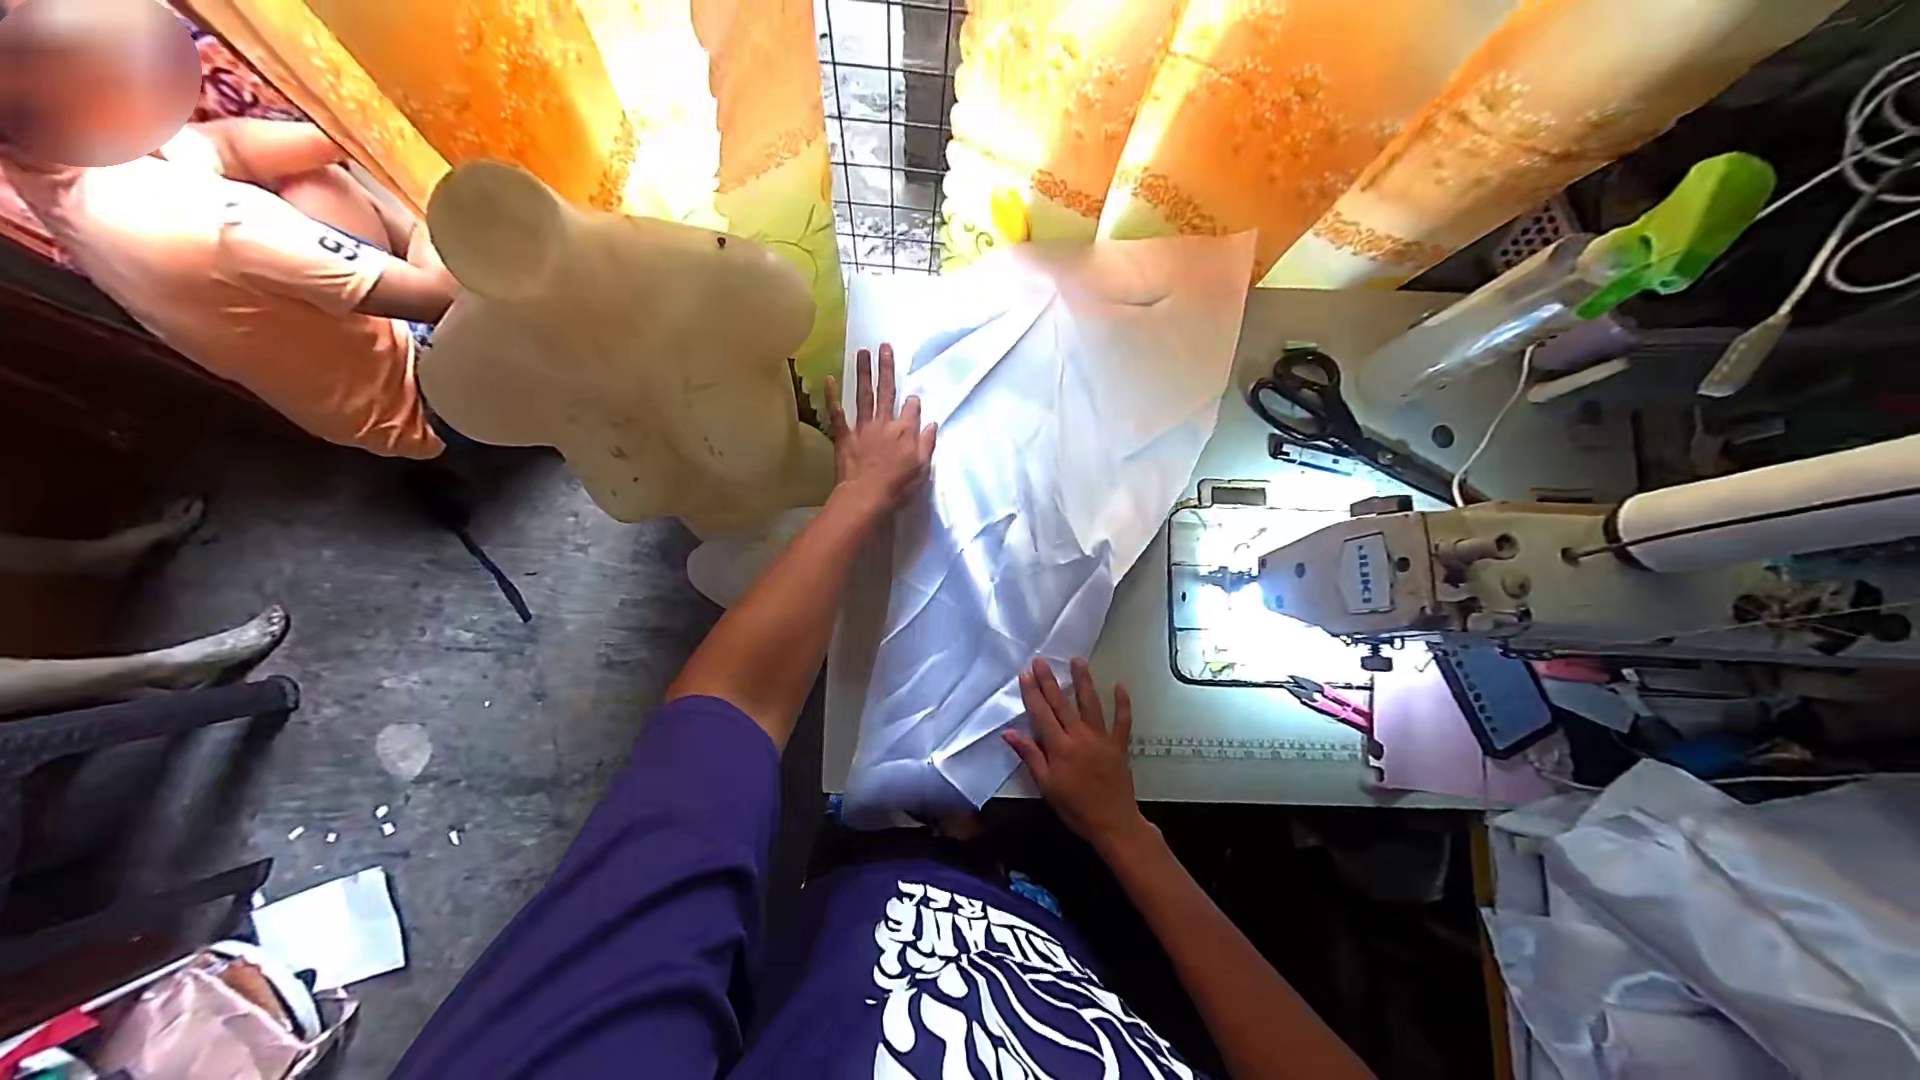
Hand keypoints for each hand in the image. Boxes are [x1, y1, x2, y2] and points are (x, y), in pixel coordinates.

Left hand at [825, 343, 935, 514]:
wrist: (866, 496)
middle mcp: (884, 423)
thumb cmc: (898, 486)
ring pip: (864, 395)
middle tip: (885, 346)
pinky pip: (836, 413)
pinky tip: (829, 379)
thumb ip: (927, 443)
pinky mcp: (844, 436)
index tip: (914, 398)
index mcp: (905, 431)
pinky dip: (832, 397)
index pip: (912, 409)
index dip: (913, 402)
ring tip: (862, 352)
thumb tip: (930, 423)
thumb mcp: (922, 467)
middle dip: (887, 368)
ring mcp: (862, 428)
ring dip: (863, 372)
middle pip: (887, 391)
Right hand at [1005, 657, 1151, 850]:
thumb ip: (1030, 756)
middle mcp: (1080, 737)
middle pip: (1062, 703)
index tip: (1026, 674)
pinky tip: (1120, 685)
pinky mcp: (1119, 744)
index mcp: (1060, 748)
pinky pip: (1122, 720)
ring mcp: (1102, 738)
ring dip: (1083, 680)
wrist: (1113, 824)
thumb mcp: (1046, 786)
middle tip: (1041, 661)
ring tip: (1077, 660)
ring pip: (1091, 703)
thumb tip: (1009, 733)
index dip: (1033, 693)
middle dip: (1050, 681)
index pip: (1042, 714)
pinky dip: (1122, 703)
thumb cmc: (1074, 808)